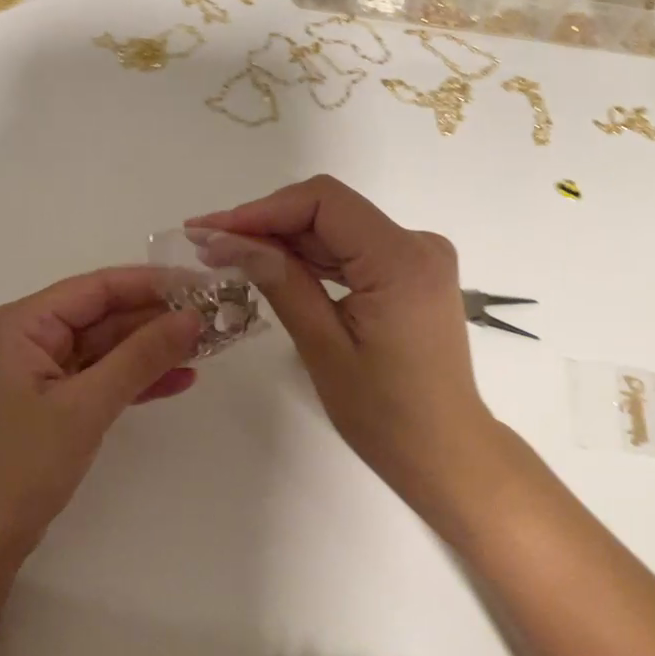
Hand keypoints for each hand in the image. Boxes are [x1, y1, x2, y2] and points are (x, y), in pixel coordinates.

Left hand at [0, 267, 202, 556]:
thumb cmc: (23, 464)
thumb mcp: (87, 406)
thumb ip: (140, 356)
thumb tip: (192, 317)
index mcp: (25, 323)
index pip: (97, 287)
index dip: (152, 283)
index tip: (203, 285)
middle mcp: (32, 337)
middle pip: (105, 314)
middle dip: (158, 318)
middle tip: (216, 317)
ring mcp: (44, 371)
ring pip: (110, 346)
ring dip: (155, 348)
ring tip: (209, 346)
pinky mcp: (56, 402)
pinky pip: (104, 376)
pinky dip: (139, 378)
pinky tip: (182, 378)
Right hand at [190, 175, 493, 509]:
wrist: (447, 453)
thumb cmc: (387, 415)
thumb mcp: (323, 348)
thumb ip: (280, 282)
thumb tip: (227, 240)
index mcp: (401, 259)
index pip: (323, 202)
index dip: (261, 209)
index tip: (211, 231)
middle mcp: (417, 244)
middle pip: (329, 211)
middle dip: (266, 223)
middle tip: (207, 243)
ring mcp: (417, 257)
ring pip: (337, 228)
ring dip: (284, 239)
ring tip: (226, 254)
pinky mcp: (410, 273)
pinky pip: (352, 250)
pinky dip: (311, 257)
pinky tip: (270, 266)